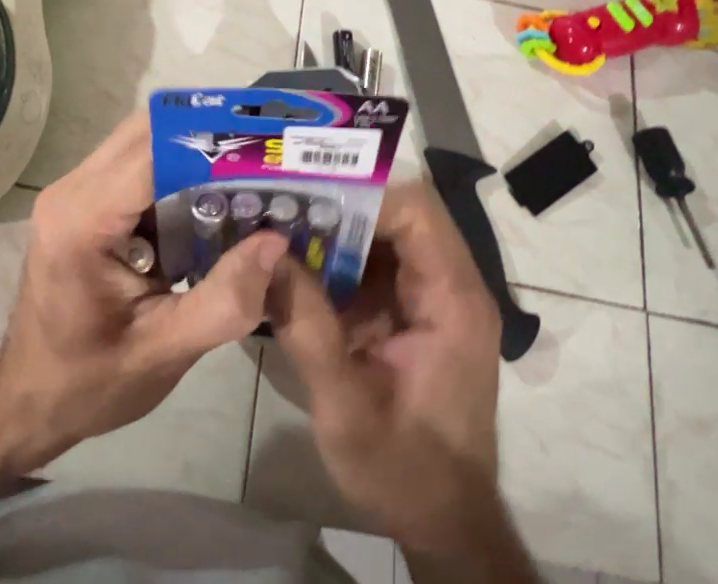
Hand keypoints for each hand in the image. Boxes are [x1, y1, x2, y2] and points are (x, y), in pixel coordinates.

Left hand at [0, 112, 285, 470]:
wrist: (31, 399)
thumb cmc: (90, 383)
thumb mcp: (164, 351)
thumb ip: (223, 301)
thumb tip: (276, 241)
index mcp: (81, 222)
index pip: (155, 153)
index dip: (214, 143)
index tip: (273, 151)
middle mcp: (71, 193)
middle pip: (149, 134)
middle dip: (213, 143)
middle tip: (273, 164)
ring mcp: (74, 195)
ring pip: (146, 146)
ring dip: (199, 159)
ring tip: (258, 181)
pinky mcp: (85, 205)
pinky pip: (139, 171)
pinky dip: (182, 179)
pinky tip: (222, 205)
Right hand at [269, 181, 504, 558]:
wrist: (441, 522)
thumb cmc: (402, 467)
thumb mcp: (345, 402)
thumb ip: (307, 325)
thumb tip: (266, 254)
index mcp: (451, 301)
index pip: (415, 211)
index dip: (358, 194)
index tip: (297, 196)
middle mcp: (450, 290)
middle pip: (397, 218)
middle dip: (334, 209)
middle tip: (272, 209)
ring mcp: (432, 304)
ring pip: (382, 242)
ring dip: (330, 237)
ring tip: (272, 234)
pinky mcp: (413, 321)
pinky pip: (374, 273)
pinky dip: (334, 269)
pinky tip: (290, 275)